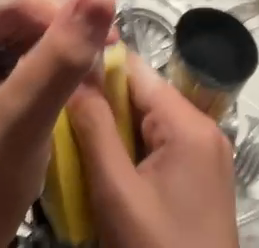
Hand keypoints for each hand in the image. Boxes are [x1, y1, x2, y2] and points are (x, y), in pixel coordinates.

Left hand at [0, 0, 116, 247]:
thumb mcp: (25, 118)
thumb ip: (60, 58)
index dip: (62, 11)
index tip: (109, 38)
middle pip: (19, 1)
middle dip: (64, 23)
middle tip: (103, 56)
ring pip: (26, 16)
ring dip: (63, 36)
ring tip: (93, 67)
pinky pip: (24, 36)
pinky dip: (54, 49)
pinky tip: (75, 70)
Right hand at [66, 54, 237, 247]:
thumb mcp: (116, 190)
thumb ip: (94, 125)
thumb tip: (74, 71)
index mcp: (188, 124)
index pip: (133, 69)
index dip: (93, 69)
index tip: (56, 77)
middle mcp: (202, 129)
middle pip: (138, 94)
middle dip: (99, 103)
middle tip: (58, 117)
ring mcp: (202, 156)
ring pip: (142, 120)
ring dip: (108, 130)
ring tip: (72, 142)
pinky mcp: (196, 179)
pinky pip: (153, 145)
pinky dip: (125, 152)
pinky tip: (99, 168)